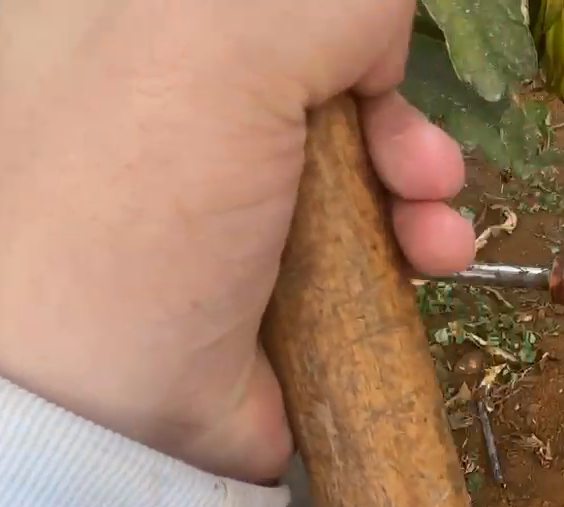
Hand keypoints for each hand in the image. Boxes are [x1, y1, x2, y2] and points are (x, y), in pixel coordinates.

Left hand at [0, 1, 475, 482]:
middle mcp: (184, 94)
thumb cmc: (144, 209)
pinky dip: (416, 236)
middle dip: (390, 98)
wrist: (125, 410)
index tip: (352, 42)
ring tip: (436, 221)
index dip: (323, 14)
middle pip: (320, 60)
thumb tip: (383, 29)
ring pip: (359, 146)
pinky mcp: (285, 269)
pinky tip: (438, 258)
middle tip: (415, 155)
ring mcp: (239, 191)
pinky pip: (368, 228)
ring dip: (421, 174)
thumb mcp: (216, 46)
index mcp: (132, 11)